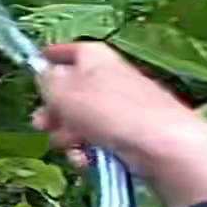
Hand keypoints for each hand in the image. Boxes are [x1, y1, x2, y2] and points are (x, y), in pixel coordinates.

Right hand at [35, 42, 206, 206]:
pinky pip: (96, 139)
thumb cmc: (109, 112)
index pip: (80, 50)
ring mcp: (127, 111)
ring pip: (79, 119)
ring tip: (68, 144)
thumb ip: (48, 78)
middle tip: (42, 123)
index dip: (58, 53)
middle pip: (73, 91)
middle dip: (52, 109)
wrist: (168, 147)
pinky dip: (85, 149)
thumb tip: (46, 72)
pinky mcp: (133, 135)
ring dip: (64, 133)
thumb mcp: (63, 90)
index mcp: (102, 66)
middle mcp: (116, 84)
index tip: (38, 62)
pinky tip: (84, 156)